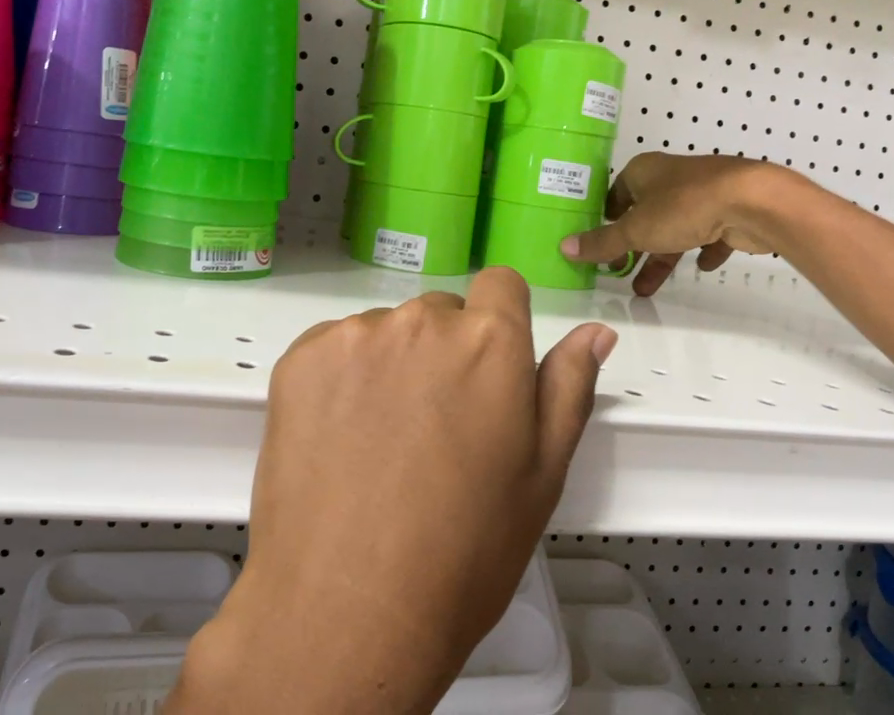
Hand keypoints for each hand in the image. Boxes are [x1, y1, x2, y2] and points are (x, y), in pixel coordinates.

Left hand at [169, 268, 617, 713]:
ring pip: (385, 332)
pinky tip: (341, 440)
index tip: (487, 376)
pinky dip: (341, 379)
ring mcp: (353, 336)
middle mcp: (420, 322)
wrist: (348, 607)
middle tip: (436, 431)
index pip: (502, 287)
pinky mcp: (299, 359)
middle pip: (441, 313)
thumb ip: (567, 388)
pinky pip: (333, 349)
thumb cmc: (463, 551)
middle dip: (446, 354)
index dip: (499, 324)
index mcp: (489, 342)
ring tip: (383, 445)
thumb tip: (594, 332)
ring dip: (391, 366)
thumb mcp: (541, 476)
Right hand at [561, 153, 786, 295]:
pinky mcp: (730, 210)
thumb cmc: (684, 207)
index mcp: (644, 171)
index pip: (617, 190)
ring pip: (676, 227)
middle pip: (645, 213)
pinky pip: (711, 232)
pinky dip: (703, 248)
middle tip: (618, 271)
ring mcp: (703, 192)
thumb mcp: (635, 229)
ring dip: (662, 255)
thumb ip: (602, 242)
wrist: (754, 202)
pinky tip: (700, 266)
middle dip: (633, 245)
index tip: (599, 240)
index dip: (606, 215)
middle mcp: (672, 177)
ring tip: (647, 287)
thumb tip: (564, 247)